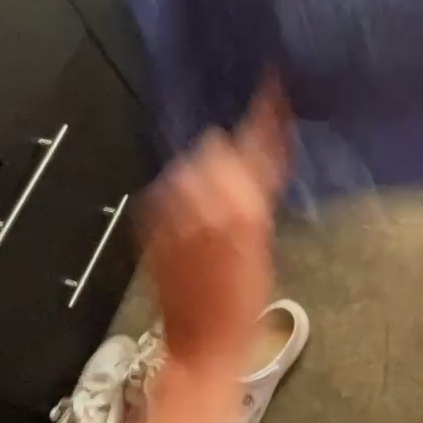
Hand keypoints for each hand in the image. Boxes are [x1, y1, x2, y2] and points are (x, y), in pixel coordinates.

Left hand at [141, 78, 289, 376]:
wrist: (200, 338)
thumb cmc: (244, 296)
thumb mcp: (264, 235)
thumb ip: (260, 184)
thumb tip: (266, 140)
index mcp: (241, 201)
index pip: (254, 138)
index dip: (265, 110)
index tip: (272, 83)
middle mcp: (202, 193)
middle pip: (216, 145)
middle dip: (229, 156)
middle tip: (240, 183)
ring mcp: (172, 203)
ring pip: (194, 163)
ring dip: (206, 173)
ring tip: (215, 206)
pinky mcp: (150, 216)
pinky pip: (171, 185)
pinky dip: (183, 191)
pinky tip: (193, 216)